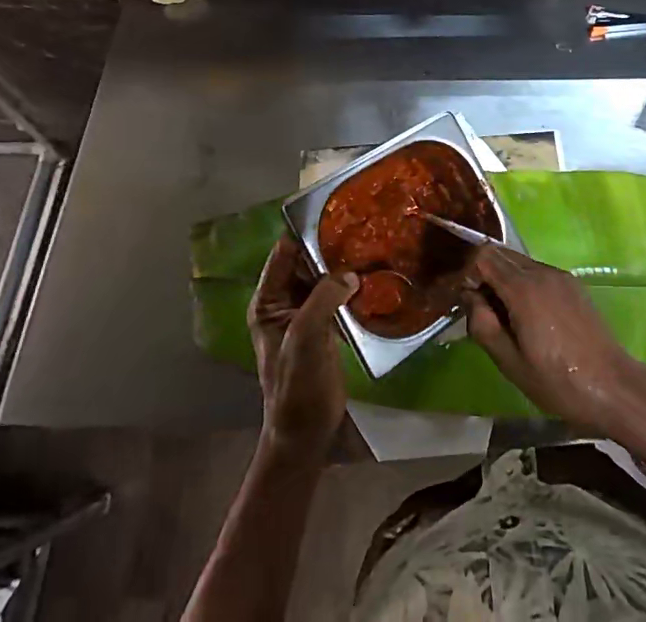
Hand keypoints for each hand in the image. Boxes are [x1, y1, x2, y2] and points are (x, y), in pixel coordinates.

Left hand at [249, 236, 357, 456]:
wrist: (306, 431)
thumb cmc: (296, 384)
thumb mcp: (305, 337)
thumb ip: (324, 299)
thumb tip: (350, 273)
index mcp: (269, 301)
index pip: (284, 255)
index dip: (305, 233)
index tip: (334, 213)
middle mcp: (285, 303)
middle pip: (308, 264)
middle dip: (331, 247)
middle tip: (363, 227)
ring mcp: (306, 316)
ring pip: (325, 280)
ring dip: (345, 267)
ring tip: (374, 246)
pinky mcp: (326, 329)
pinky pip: (339, 299)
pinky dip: (354, 289)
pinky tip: (377, 277)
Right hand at [461, 243, 645, 462]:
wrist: (613, 388)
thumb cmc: (557, 381)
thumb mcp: (510, 362)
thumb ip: (482, 324)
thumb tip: (469, 297)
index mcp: (524, 289)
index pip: (484, 256)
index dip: (468, 273)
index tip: (467, 302)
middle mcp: (543, 273)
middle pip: (501, 254)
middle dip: (484, 275)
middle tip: (483, 312)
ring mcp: (561, 277)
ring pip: (520, 262)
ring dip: (504, 280)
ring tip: (505, 318)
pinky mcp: (573, 285)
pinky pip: (538, 273)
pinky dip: (523, 284)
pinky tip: (528, 318)